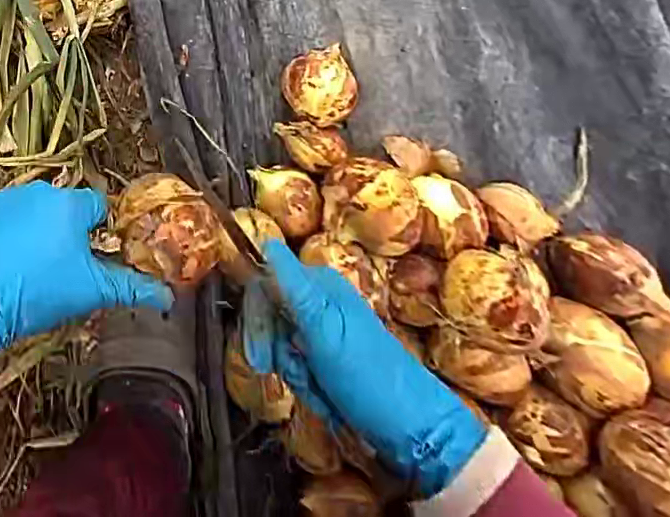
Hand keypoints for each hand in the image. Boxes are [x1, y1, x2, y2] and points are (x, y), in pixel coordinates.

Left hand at [0, 182, 173, 367]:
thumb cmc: (40, 290)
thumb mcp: (91, 290)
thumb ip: (131, 287)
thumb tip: (167, 295)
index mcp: (73, 203)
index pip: (100, 207)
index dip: (99, 233)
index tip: (91, 258)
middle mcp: (45, 190)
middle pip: (70, 208)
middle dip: (71, 232)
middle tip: (65, 267)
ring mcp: (14, 196)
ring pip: (43, 210)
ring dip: (45, 229)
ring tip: (37, 265)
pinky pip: (16, 214)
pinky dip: (19, 229)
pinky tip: (14, 257)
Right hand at [251, 239, 484, 494]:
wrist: (412, 429)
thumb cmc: (368, 377)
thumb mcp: (325, 331)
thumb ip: (293, 286)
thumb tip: (267, 240)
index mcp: (320, 284)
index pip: (265, 284)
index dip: (256, 320)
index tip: (259, 359)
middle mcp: (320, 299)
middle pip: (271, 316)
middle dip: (279, 352)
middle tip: (298, 376)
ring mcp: (325, 328)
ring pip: (281, 344)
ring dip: (295, 374)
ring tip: (321, 391)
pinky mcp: (328, 356)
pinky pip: (297, 364)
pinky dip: (307, 385)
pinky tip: (326, 397)